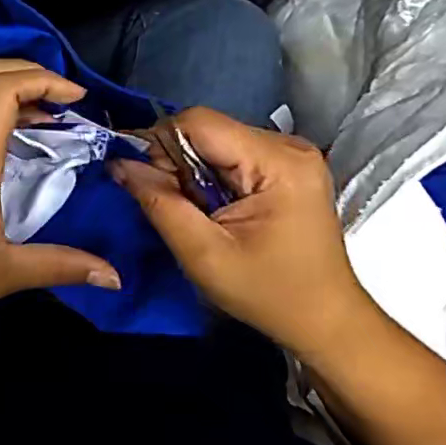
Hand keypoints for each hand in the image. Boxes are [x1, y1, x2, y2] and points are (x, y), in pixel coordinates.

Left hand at [0, 60, 122, 377]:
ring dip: (7, 85)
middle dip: (29, 71)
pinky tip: (4, 133)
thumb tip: (115, 277)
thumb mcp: (2, 274)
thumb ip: (59, 266)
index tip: (77, 99)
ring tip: (44, 113)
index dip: (44, 80)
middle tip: (64, 97)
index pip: (4, 89)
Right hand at [111, 107, 379, 360]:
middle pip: (205, 129)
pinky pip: (227, 151)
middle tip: (173, 203)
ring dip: (190, 169)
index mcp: (278, 162)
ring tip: (195, 209)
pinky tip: (214, 205)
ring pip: (212, 138)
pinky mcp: (285, 164)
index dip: (160, 144)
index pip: (198, 122)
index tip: (149, 182)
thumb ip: (158, 202)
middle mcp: (288, 146)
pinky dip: (208, 174)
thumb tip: (118, 162)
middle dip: (175, 161)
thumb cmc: (269, 293)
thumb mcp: (202, 254)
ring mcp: (290, 153)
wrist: (326, 322)